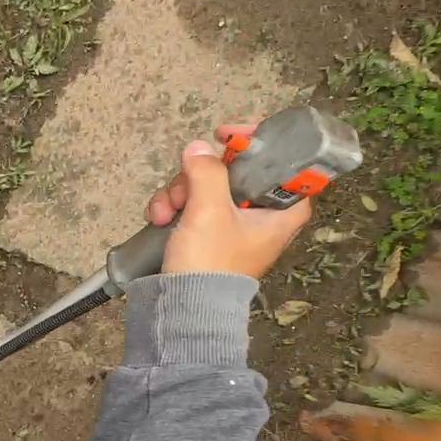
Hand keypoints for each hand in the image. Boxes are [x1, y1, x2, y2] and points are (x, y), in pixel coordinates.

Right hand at [147, 126, 313, 278]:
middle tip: (183, 193)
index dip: (255, 142)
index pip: (282, 159)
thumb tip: (198, 146)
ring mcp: (231, 223)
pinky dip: (171, 208)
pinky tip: (158, 220)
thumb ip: (207, 173)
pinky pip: (189, 205)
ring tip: (163, 214)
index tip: (226, 134)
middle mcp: (260, 212)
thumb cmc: (209, 263)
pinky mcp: (205, 232)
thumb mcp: (209, 212)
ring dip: (177, 194)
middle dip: (197, 177)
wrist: (184, 306)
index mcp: (283, 208)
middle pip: (230, 172)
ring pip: (203, 186)